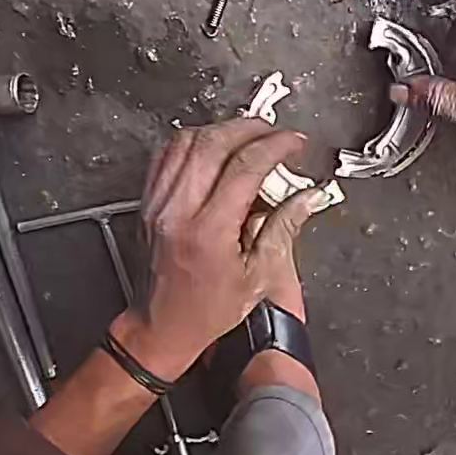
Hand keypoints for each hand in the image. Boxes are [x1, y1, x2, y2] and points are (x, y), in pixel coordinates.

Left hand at [113, 119, 324, 379]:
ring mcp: (158, 204)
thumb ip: (283, 229)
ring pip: (185, 141)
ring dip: (220, 130)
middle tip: (273, 133)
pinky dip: (192, 142)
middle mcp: (177, 211)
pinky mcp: (148, 203)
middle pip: (213, 143)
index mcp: (208, 232)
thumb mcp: (257, 278)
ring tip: (246, 136)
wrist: (161, 326)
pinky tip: (211, 148)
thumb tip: (308, 197)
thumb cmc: (204, 311)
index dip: (275, 146)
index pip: (245, 167)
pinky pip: (166, 155)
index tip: (293, 143)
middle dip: (250, 129)